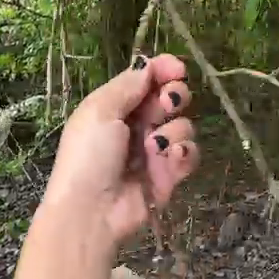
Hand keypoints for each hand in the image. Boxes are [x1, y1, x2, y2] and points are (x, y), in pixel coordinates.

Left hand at [42, 53, 198, 245]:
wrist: (92, 211)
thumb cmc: (89, 156)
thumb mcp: (100, 110)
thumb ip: (128, 85)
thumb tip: (149, 66)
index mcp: (115, 106)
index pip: (147, 79)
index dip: (164, 70)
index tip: (178, 68)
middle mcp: (136, 126)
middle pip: (171, 99)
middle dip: (173, 98)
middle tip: (163, 107)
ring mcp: (154, 152)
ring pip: (183, 127)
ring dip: (172, 133)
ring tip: (152, 149)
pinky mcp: (168, 175)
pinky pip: (189, 155)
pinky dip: (183, 155)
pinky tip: (169, 161)